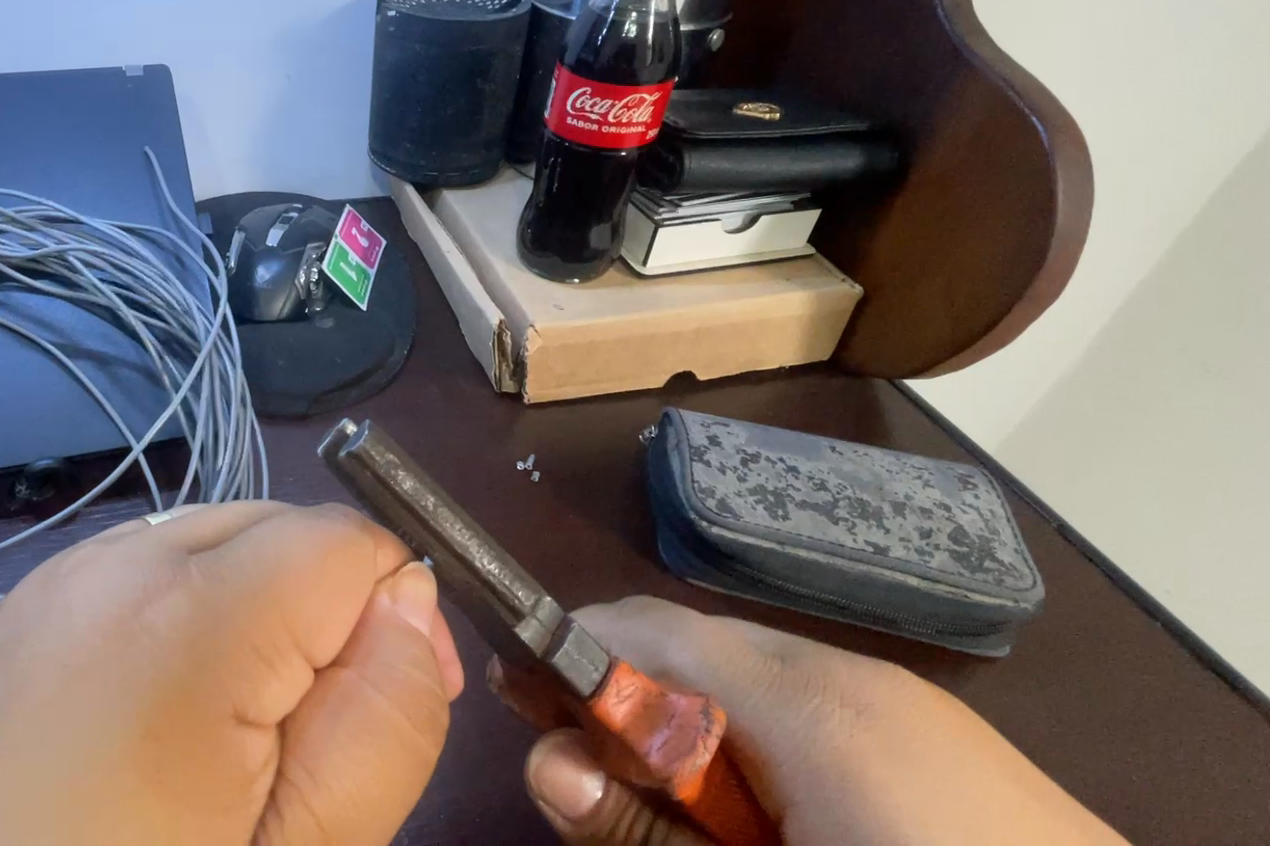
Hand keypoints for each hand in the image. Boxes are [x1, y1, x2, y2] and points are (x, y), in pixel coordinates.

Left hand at [0, 501, 464, 845]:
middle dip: (322, 612)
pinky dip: (186, 615)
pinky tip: (152, 716)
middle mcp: (117, 562)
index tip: (378, 708)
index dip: (391, 614)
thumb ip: (378, 726)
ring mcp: (58, 577)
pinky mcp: (22, 607)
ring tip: (221, 738)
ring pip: (219, 542)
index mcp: (187, 618)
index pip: (348, 541)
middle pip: (283, 530)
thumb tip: (409, 602)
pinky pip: (149, 569)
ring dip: (256, 613)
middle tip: (298, 745)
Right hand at [494, 597, 1128, 845]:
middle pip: (694, 647)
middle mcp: (848, 673)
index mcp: (809, 701)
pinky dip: (753, 737)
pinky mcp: (932, 734)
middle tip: (584, 764)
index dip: (574, 650)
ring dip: (689, 721)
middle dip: (625, 694)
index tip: (522, 695)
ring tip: (671, 798)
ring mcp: (901, 699)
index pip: (651, 630)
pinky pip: (805, 703)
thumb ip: (650, 834)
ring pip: (748, 673)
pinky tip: (763, 808)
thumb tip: (542, 766)